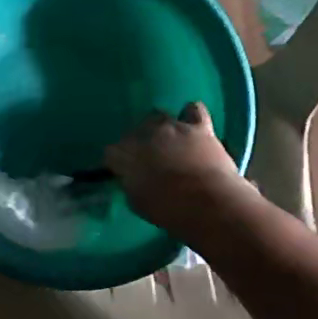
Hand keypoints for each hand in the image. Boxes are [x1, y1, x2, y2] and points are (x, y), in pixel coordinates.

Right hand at [104, 102, 250, 229]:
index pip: (111, 152)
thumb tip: (133, 178)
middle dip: (138, 142)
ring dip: (160, 128)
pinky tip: (191, 124)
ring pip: (159, 115)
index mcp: (123, 154)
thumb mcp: (136, 201)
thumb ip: (131, 184)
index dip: (117, 162)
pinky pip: (194, 110)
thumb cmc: (166, 208)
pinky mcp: (199, 127)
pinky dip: (191, 115)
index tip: (123, 173)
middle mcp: (144, 134)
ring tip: (168, 141)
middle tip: (147, 158)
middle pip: (133, 131)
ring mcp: (172, 127)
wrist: (206, 202)